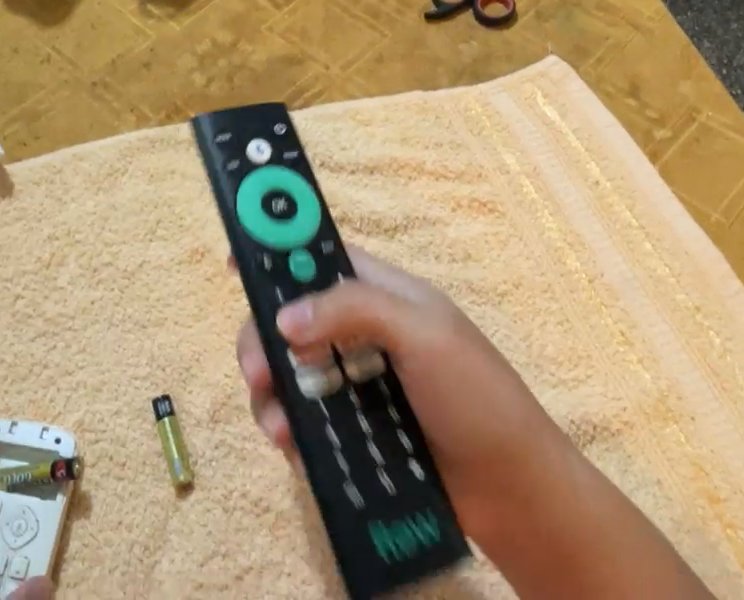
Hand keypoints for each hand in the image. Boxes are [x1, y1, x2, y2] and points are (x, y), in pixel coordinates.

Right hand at [233, 249, 568, 543]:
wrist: (509, 489)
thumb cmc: (474, 395)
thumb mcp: (423, 333)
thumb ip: (355, 310)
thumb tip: (284, 317)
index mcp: (383, 295)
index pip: (322, 259)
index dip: (279, 253)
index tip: (234, 261)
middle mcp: (360, 333)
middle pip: (289, 318)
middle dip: (264, 339)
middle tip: (257, 371)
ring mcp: (352, 383)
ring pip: (287, 372)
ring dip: (271, 393)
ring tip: (279, 426)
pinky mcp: (348, 429)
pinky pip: (300, 419)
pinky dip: (287, 429)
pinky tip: (292, 446)